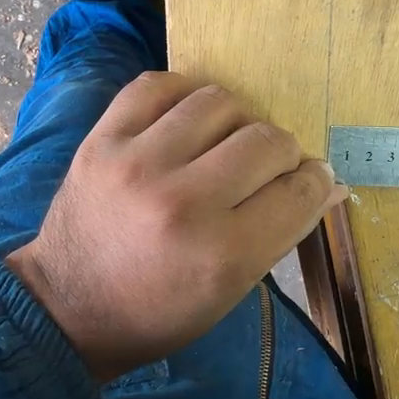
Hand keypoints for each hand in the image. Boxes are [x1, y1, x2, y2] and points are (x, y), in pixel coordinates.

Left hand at [6, 73, 347, 382]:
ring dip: (237, 120)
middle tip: (265, 168)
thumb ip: (282, 232)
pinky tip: (186, 118)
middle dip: (281, 153)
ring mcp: (137, 163)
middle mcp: (183, 202)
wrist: (66, 309)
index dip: (314, 181)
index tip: (308, 179)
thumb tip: (331, 183)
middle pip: (267, 141)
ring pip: (219, 101)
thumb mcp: (230, 292)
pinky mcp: (102, 140)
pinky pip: (157, 85)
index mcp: (223, 255)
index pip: (298, 191)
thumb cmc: (158, 313)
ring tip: (224, 142)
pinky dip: (183, 94)